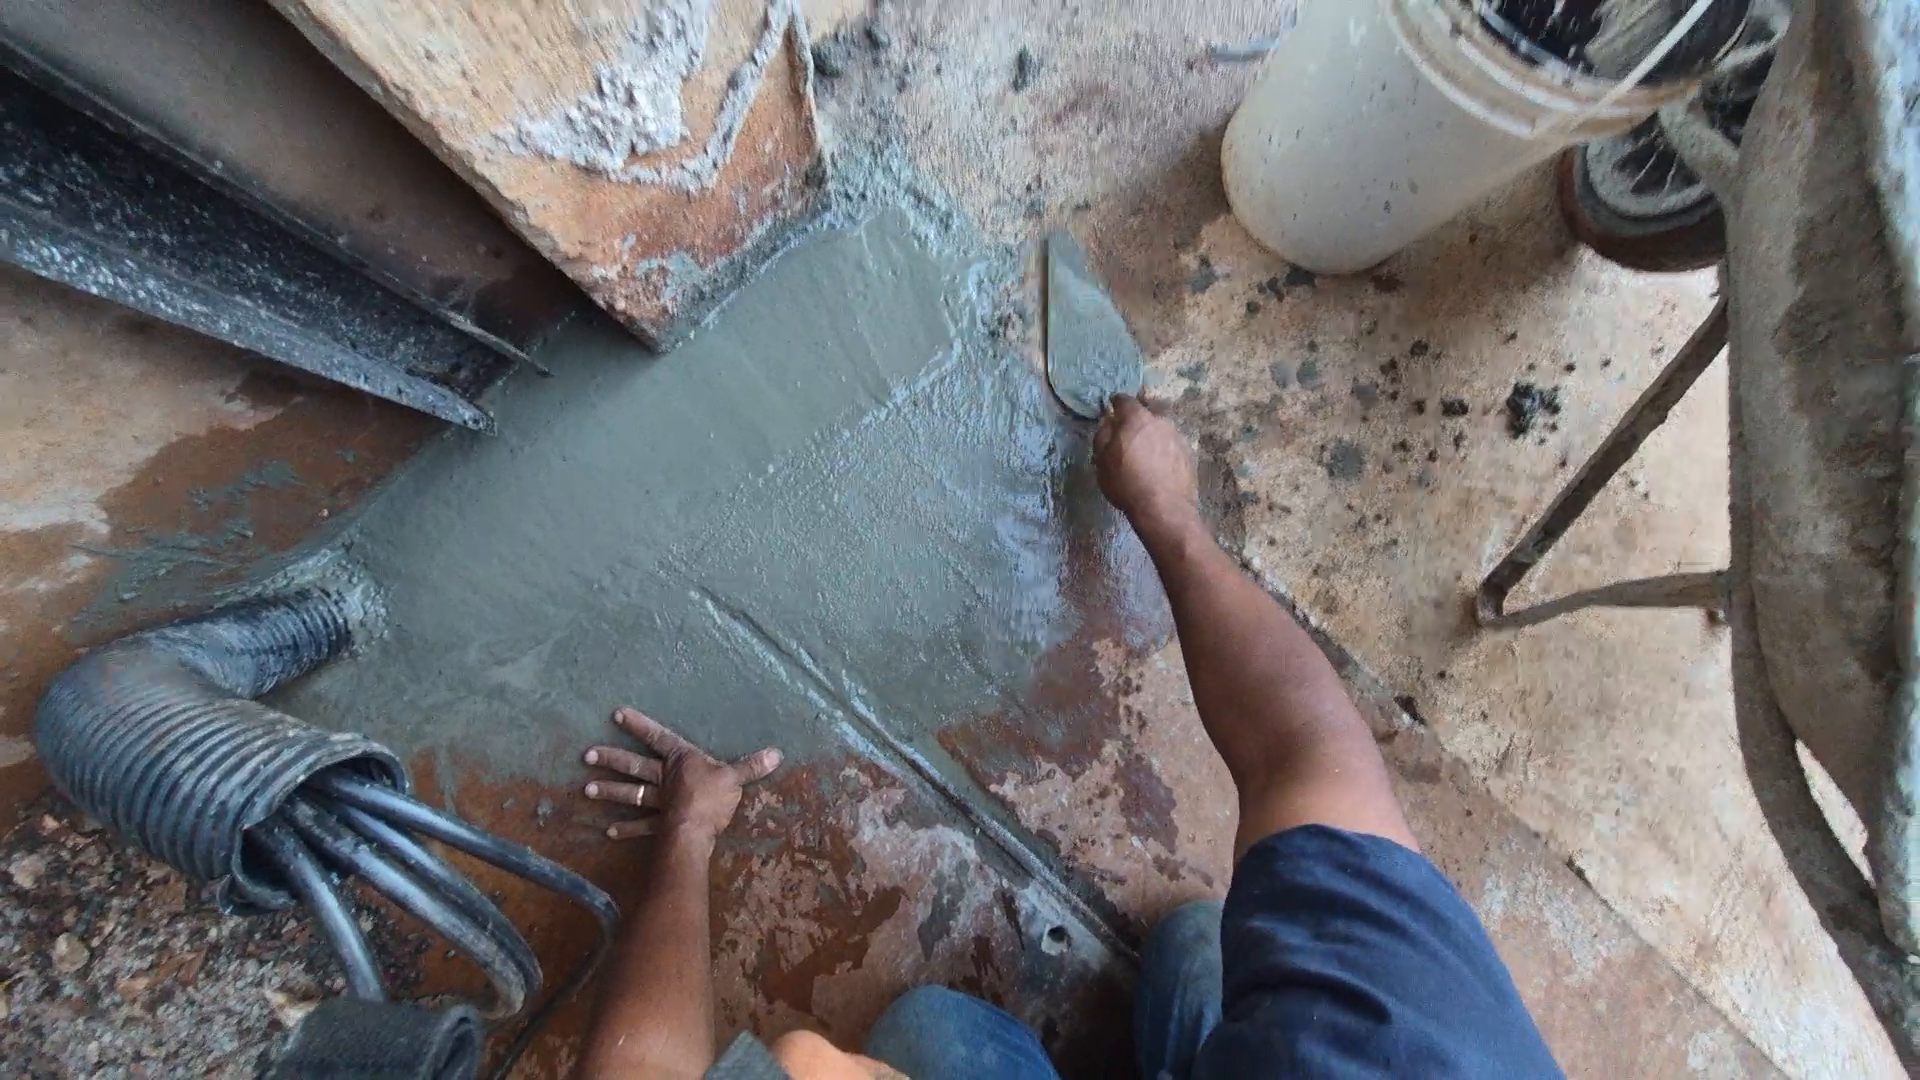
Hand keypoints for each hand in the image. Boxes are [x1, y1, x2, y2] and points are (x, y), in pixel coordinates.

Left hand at [582, 708, 781, 845]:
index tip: (617, 715)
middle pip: (635, 766)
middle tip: (586, 755)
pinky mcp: (659, 825)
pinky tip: (609, 831)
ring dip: (610, 791)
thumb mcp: (735, 778)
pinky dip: (626, 828)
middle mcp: (665, 778)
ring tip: (587, 789)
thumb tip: (777, 753)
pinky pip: (641, 825)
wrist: (695, 832)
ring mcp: (659, 802)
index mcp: (681, 759)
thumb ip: (752, 766)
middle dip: (612, 759)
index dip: (639, 726)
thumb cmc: (712, 798)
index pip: (658, 737)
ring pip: (631, 793)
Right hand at [1093, 394, 1201, 544]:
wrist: (1163, 507)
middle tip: (1132, 420)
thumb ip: (1103, 435)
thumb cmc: (1126, 482)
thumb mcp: (1102, 460)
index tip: (1112, 406)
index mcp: (1137, 418)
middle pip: (1150, 407)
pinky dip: (1165, 447)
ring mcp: (1178, 437)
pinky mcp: (1189, 454)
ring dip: (1154, 430)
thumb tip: (1108, 421)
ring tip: (1147, 444)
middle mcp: (1160, 421)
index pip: (1125, 400)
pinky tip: (1160, 461)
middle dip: (1140, 410)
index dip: (1116, 402)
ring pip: (1163, 426)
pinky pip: (1173, 443)